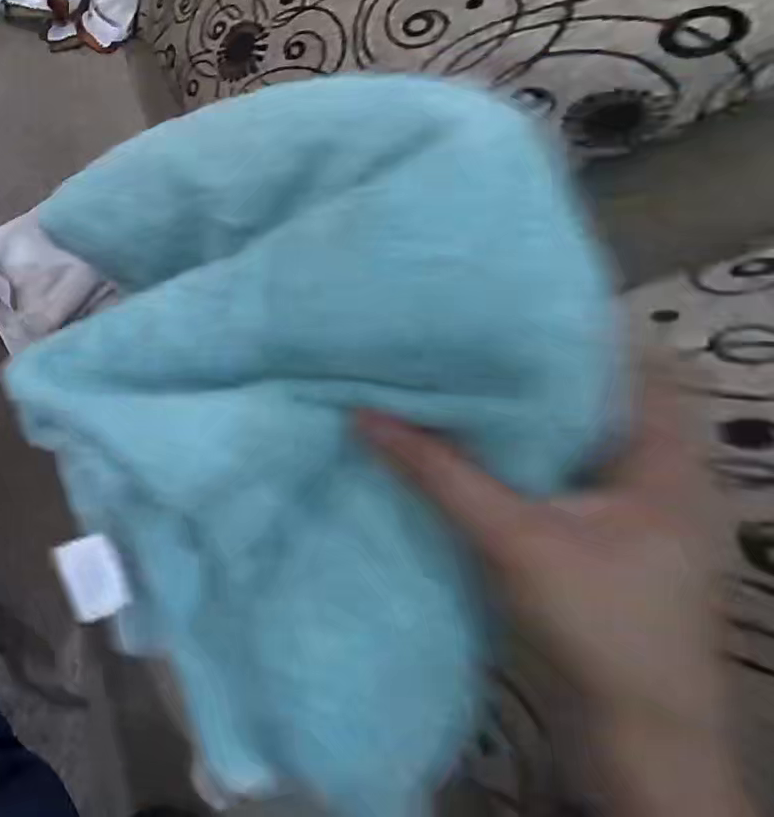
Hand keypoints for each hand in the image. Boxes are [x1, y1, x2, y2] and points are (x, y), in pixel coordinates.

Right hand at [356, 372, 748, 816]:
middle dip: (522, 364)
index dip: (578, 331)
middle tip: (448, 331)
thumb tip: (359, 410)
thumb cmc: (596, 619)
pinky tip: (445, 432)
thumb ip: (434, 469)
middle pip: (588, 396)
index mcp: (663, 463)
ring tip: (436, 371)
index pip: (636, 370)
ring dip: (503, 405)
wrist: (632, 719)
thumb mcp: (509, 537)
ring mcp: (617, 502)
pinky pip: (536, 462)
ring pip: (557, 431)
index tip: (502, 304)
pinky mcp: (584, 524)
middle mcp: (649, 471)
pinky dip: (496, 442)